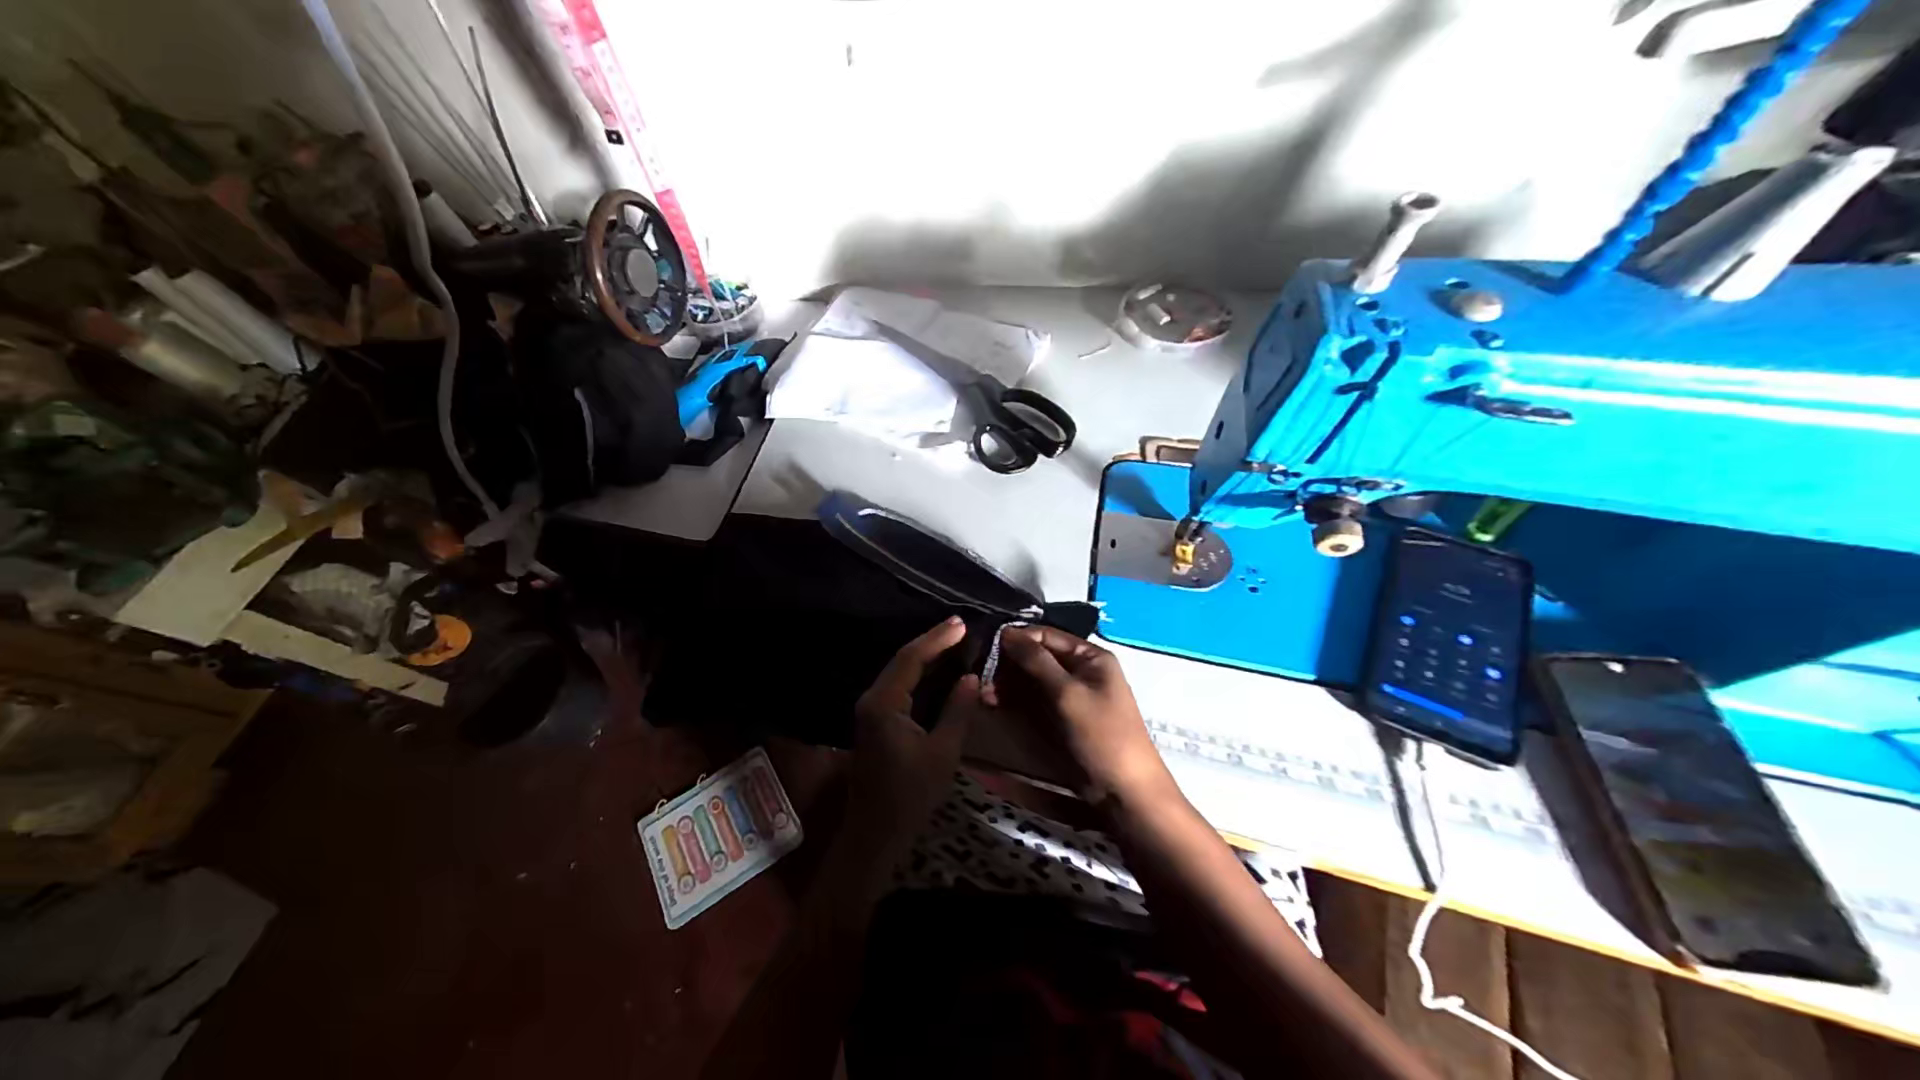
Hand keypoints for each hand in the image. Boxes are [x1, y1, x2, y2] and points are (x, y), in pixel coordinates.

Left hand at [848, 617, 980, 856]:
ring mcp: (871, 710)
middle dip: (932, 642)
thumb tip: (971, 676)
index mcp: (884, 703)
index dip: (937, 639)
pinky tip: (939, 670)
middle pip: (902, 660)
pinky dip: (919, 674)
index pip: (911, 659)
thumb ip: (957, 711)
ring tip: (955, 640)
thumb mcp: (943, 752)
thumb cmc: (911, 795)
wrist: (876, 832)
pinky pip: (899, 687)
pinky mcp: (875, 721)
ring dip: (926, 656)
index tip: (962, 624)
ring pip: (899, 672)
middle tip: (961, 626)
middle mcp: (872, 700)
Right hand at [995, 625, 1174, 807]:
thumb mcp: (1068, 693)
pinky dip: (1015, 700)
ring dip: (1008, 684)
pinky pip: (1033, 700)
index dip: (1016, 640)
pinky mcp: (1061, 718)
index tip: (986, 650)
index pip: (1045, 635)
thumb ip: (1036, 661)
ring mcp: (1070, 695)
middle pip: (1036, 656)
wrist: (1123, 791)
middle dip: (1009, 665)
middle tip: (983, 679)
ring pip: (1031, 679)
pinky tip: (995, 705)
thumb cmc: (1101, 735)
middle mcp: (1080, 670)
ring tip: (986, 697)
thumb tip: (1006, 631)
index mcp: (1090, 656)